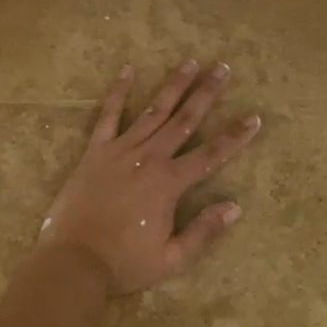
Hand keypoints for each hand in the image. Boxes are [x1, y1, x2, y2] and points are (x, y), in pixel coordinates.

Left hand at [37, 61, 261, 295]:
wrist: (73, 261)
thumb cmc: (124, 264)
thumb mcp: (171, 259)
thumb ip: (203, 231)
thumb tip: (235, 206)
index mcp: (169, 183)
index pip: (211, 155)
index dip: (234, 136)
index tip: (254, 117)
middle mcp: (149, 157)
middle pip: (184, 120)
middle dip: (206, 93)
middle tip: (222, 68)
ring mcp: (121, 150)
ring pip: (154, 111)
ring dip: (173, 86)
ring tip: (189, 62)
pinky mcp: (96, 151)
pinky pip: (109, 115)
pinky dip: (118, 92)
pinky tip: (128, 70)